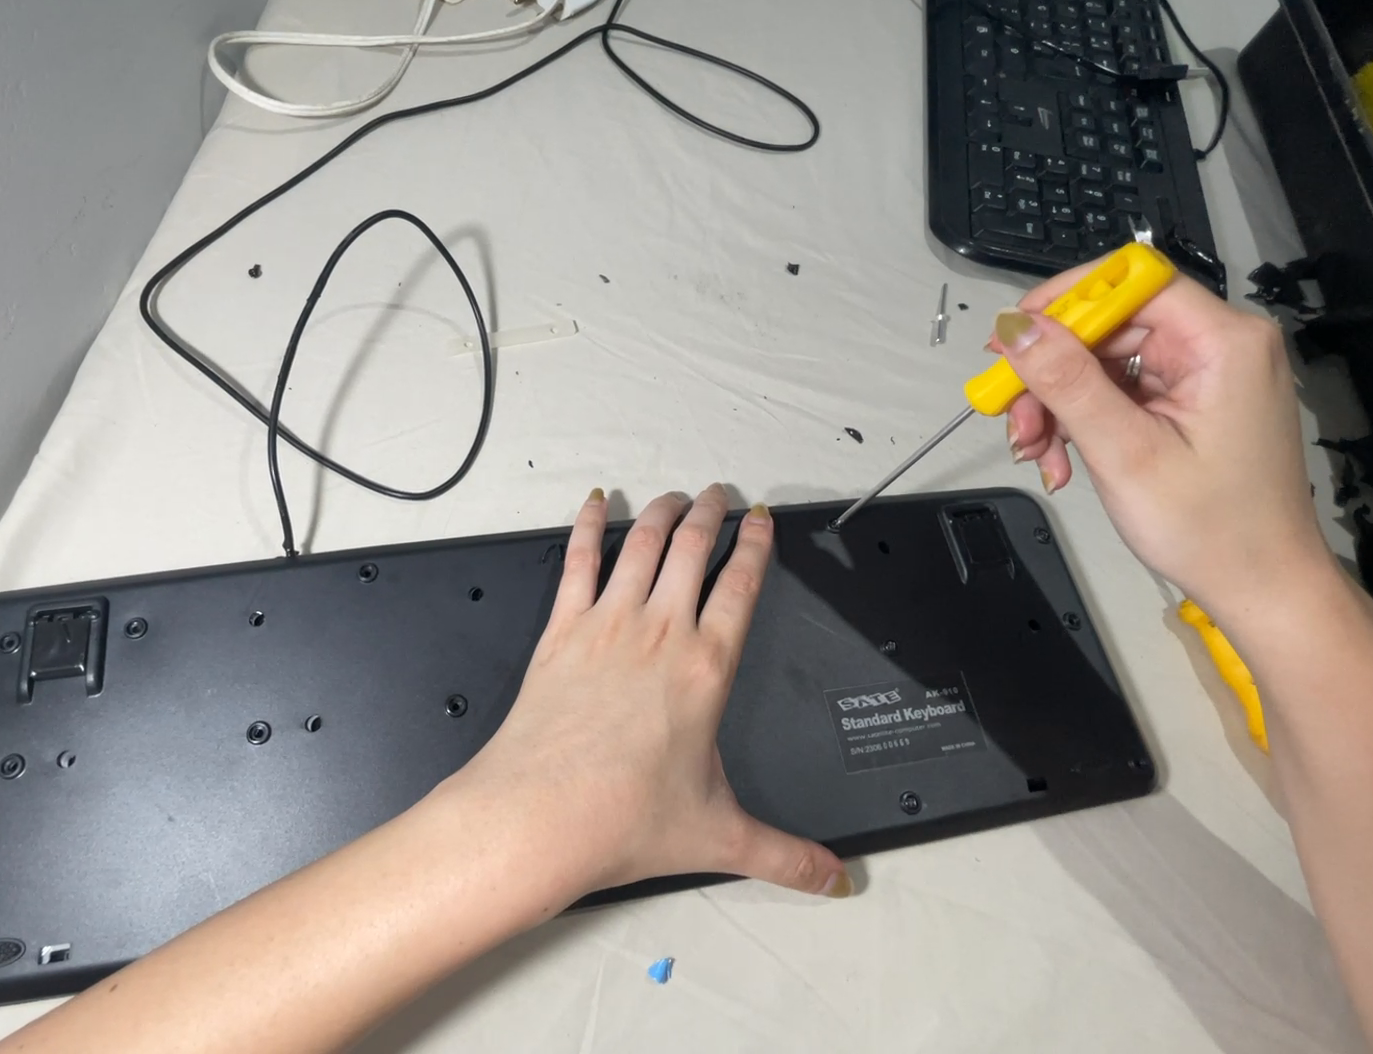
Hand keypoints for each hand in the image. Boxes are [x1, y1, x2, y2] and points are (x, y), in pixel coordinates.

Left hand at [438, 485, 851, 903]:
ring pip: (643, 545)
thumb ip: (784, 856)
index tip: (760, 520)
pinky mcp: (563, 628)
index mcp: (704, 668)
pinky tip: (595, 504)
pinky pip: (580, 560)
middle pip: (692, 550)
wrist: (541, 813)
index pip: (741, 587)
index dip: (755, 545)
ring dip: (662, 513)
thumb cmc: (621, 816)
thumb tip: (831, 878)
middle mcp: (658, 633)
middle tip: (719, 493)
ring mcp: (607, 623)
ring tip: (675, 496)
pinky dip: (590, 526)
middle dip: (710, 514)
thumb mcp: (719, 835)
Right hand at [993, 270, 1332, 614]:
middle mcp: (1214, 346)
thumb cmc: (1207, 524)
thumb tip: (1014, 326)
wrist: (1255, 582)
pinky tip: (1057, 458)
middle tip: (1013, 421)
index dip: (1064, 301)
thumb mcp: (1123, 450)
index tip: (1010, 338)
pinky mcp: (1180, 401)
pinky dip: (1074, 422)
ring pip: (1097, 364)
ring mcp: (1196, 375)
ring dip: (1053, 406)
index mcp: (1222, 342)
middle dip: (1048, 375)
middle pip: (1105, 329)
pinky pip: (1109, 392)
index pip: (1131, 283)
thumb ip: (1067, 381)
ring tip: (1035, 454)